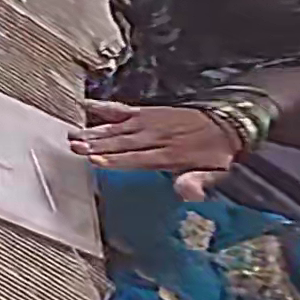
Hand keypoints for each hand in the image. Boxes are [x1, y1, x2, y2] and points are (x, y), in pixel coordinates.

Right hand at [70, 99, 233, 200]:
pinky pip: (118, 109)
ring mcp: (147, 122)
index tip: (95, 160)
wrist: (227, 124)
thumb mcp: (218, 173)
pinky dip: (99, 107)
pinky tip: (83, 106)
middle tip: (76, 147)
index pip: (137, 158)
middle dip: (97, 145)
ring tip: (73, 135)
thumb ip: (199, 182)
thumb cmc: (215, 154)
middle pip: (121, 143)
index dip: (116, 159)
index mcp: (172, 155)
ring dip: (92, 132)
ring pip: (115, 129)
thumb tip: (186, 193)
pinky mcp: (142, 112)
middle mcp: (155, 137)